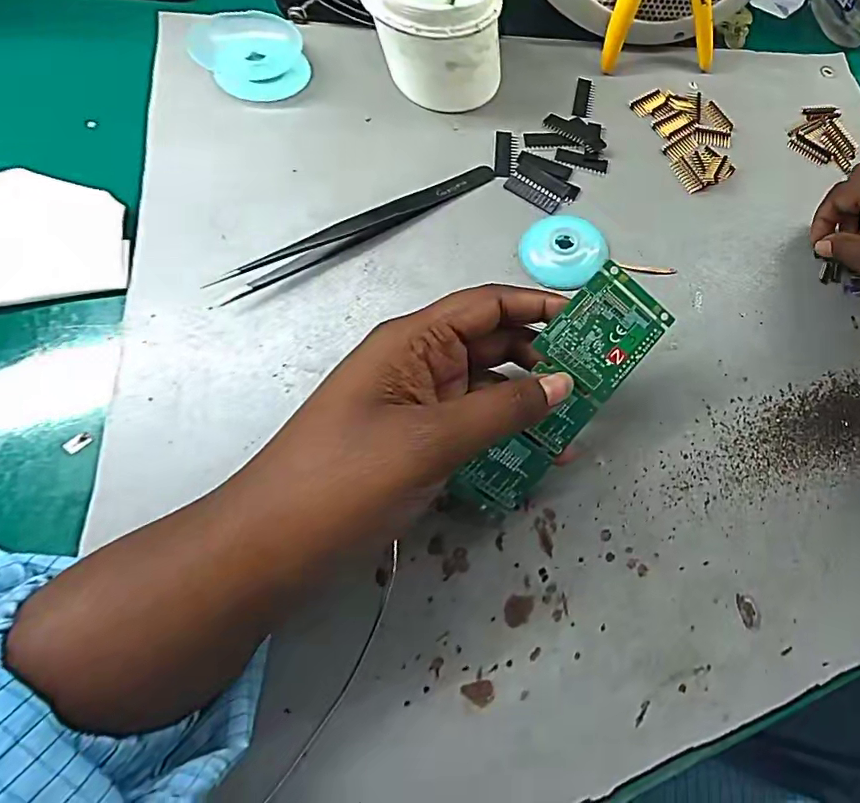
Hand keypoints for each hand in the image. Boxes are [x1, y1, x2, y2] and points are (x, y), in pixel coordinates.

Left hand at [7, 285, 573, 734]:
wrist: (264, 555)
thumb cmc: (342, 481)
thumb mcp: (430, 441)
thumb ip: (503, 410)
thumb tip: (564, 384)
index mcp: (413, 342)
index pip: (487, 305)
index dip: (539, 304)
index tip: (588, 316)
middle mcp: (421, 364)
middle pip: (496, 344)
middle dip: (546, 355)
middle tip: (595, 372)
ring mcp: (422, 405)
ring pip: (493, 387)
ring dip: (534, 400)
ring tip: (579, 417)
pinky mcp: (423, 441)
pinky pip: (480, 425)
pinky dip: (512, 434)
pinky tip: (545, 454)